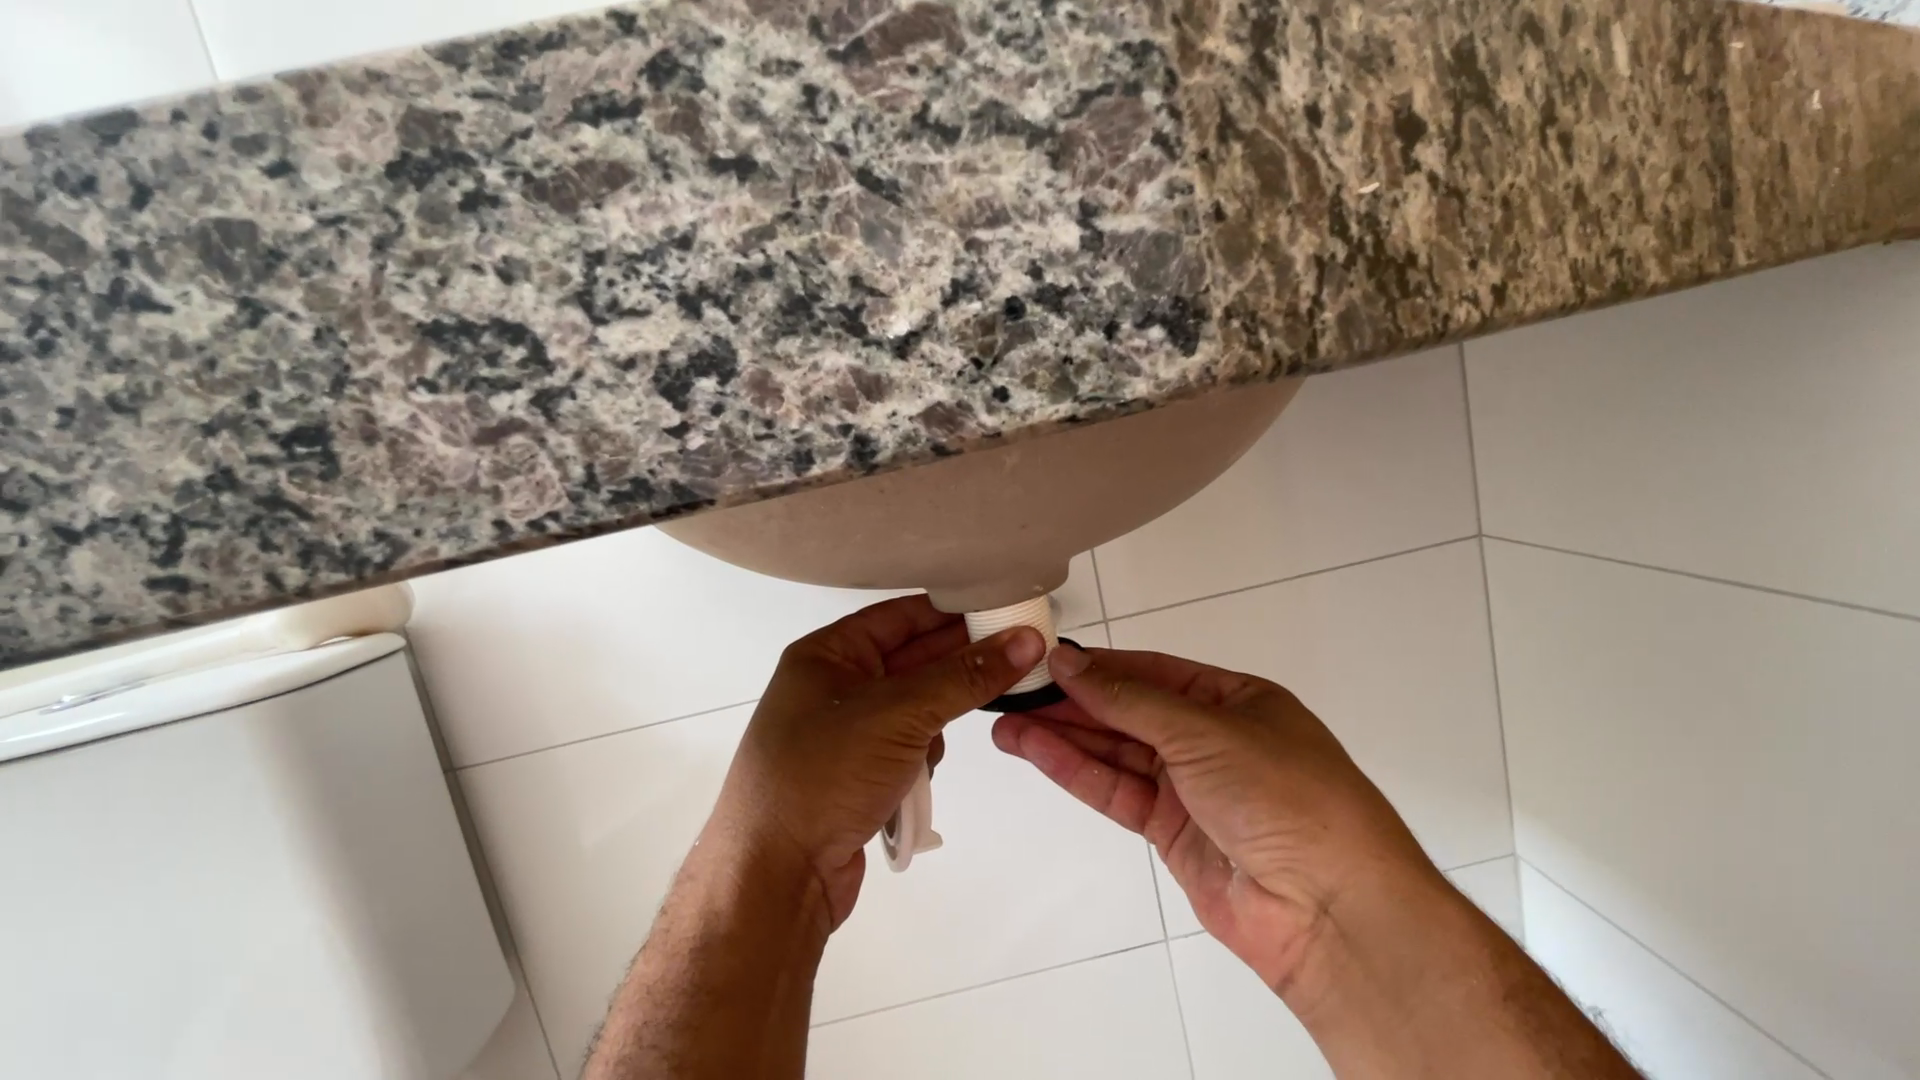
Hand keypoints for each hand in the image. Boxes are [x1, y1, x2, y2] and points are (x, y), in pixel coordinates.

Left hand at [709, 595, 1044, 930]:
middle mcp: (832, 688)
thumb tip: (1026, 640)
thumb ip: (964, 676)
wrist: (774, 877)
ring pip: (913, 708)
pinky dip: (921, 758)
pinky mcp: (855, 777)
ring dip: (938, 718)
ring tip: (973, 719)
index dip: (949, 611)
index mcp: (826, 655)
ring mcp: (842, 736)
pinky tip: (924, 775)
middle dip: (956, 665)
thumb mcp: (898, 714)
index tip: (1002, 608)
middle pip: (910, 662)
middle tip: (1019, 657)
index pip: (899, 616)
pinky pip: (905, 749)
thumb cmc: (824, 775)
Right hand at [991, 644, 1443, 996]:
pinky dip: (1076, 771)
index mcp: (1235, 700)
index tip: (1043, 660)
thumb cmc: (1283, 795)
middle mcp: (1211, 739)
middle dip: (1072, 703)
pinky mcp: (1171, 832)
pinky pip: (1116, 791)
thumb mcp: (1205, 731)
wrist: (1329, 909)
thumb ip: (1128, 699)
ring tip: (1005, 723)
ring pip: (1115, 753)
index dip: (1097, 666)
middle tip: (1012, 691)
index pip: (1152, 672)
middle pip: (1128, 713)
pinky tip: (1035, 751)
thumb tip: (1068, 662)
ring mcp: (1190, 788)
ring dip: (1062, 737)